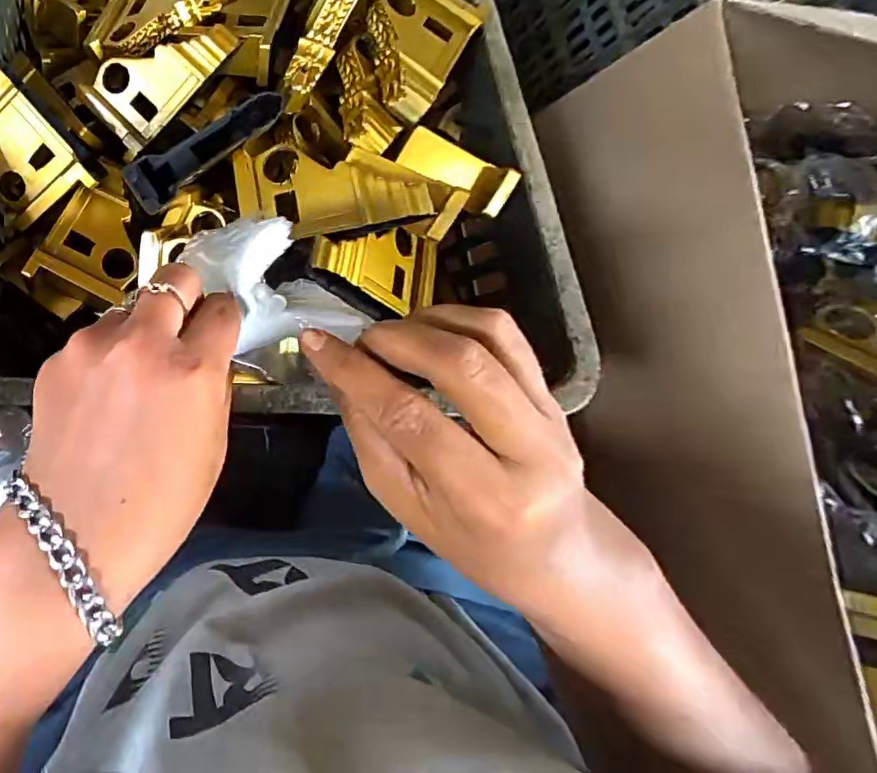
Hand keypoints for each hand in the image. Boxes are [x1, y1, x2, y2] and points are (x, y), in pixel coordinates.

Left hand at [22, 263, 240, 611]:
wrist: (73, 530)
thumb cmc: (158, 505)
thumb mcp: (212, 447)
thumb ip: (211, 387)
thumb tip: (205, 354)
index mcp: (192, 369)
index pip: (221, 308)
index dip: (223, 315)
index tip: (217, 323)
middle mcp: (142, 343)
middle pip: (173, 279)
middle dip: (184, 293)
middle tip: (180, 320)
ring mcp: (92, 346)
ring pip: (124, 311)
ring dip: (135, 330)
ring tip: (127, 373)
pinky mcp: (57, 358)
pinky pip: (90, 341)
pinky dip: (100, 356)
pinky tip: (95, 395)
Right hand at [300, 306, 661, 633]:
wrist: (562, 558)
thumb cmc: (471, 541)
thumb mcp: (402, 501)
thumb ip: (367, 433)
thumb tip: (336, 371)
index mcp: (483, 497)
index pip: (409, 416)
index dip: (354, 371)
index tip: (314, 342)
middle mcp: (530, 452)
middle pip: (459, 364)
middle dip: (393, 339)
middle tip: (359, 344)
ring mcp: (551, 417)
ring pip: (487, 337)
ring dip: (423, 323)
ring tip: (392, 339)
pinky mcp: (554, 393)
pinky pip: (506, 334)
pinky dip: (455, 318)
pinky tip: (426, 331)